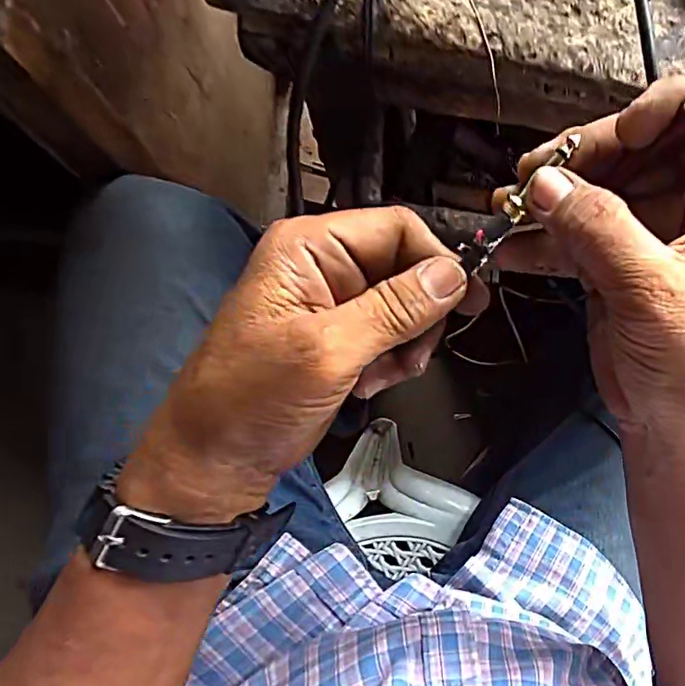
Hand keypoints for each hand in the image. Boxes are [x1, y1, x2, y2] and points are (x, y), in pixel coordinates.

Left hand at [117, 206, 484, 523]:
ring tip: (385, 372)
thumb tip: (450, 277)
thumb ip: (394, 309)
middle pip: (410, 268)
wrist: (220, 457)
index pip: (398, 228)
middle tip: (417, 348)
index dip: (437, 260)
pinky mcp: (346, 336)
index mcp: (309, 249)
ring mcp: (338, 304)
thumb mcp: (328, 350)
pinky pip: (397, 335)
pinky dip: (397, 361)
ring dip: (410, 344)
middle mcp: (325, 268)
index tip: (464, 296)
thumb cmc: (244, 400)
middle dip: (423, 313)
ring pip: (411, 306)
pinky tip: (372, 381)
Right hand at [494, 76, 684, 441]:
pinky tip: (517, 242)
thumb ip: (602, 230)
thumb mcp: (654, 290)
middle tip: (544, 174)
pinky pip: (573, 231)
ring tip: (519, 205)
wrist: (669, 424)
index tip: (620, 134)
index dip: (664, 114)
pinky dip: (542, 234)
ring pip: (597, 187)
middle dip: (586, 156)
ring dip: (554, 192)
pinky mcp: (612, 263)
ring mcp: (646, 236)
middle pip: (638, 149)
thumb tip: (552, 184)